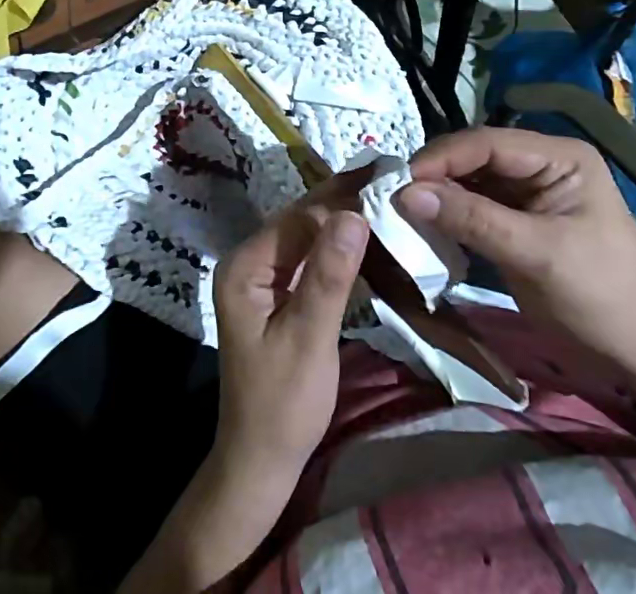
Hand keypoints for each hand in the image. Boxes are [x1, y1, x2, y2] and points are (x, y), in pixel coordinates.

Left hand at [212, 180, 370, 475]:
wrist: (261, 458)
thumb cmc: (283, 404)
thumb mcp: (309, 337)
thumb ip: (328, 275)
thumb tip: (352, 214)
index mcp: (244, 268)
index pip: (297, 218)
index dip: (339, 197)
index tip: (383, 177)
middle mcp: (247, 264)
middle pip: (299, 222)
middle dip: (342, 202)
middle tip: (391, 178)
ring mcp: (260, 280)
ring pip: (306, 238)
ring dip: (342, 222)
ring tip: (387, 198)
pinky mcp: (276, 295)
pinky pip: (307, 260)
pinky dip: (336, 248)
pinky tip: (365, 238)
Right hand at [395, 129, 635, 415]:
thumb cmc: (602, 296)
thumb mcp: (536, 254)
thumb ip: (472, 219)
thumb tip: (405, 194)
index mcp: (559, 157)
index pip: (487, 143)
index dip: (440, 158)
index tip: (399, 183)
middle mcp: (540, 164)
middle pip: (473, 158)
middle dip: (434, 176)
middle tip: (392, 200)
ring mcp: (527, 192)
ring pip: (468, 182)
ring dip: (437, 196)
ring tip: (400, 212)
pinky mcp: (515, 220)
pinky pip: (472, 207)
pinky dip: (447, 216)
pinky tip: (423, 227)